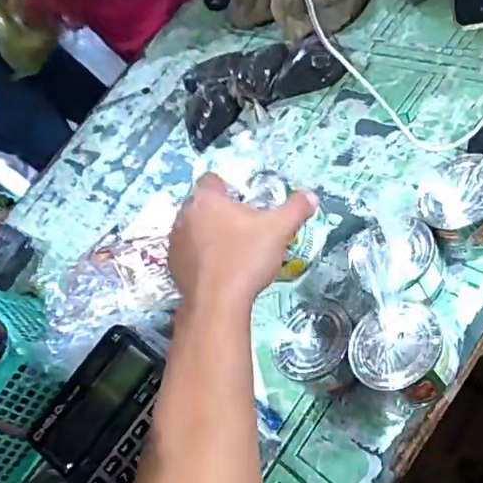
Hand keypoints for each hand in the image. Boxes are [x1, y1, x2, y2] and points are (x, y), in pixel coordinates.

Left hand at [169, 173, 315, 312]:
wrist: (218, 302)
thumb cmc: (246, 258)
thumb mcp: (279, 231)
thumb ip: (296, 209)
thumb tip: (310, 196)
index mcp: (207, 199)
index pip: (213, 180)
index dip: (229, 188)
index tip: (244, 204)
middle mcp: (184, 215)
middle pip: (202, 205)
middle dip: (220, 213)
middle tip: (243, 231)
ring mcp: (175, 242)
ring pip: (193, 230)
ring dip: (207, 235)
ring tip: (231, 253)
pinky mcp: (173, 266)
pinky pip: (188, 254)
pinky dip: (200, 258)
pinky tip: (219, 271)